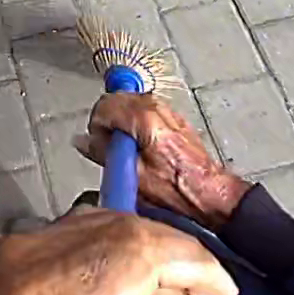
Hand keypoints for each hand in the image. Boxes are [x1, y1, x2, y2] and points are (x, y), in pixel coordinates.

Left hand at [0, 209, 284, 294]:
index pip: (133, 248)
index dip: (192, 265)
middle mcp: (19, 261)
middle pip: (121, 230)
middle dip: (168, 278)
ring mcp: (10, 254)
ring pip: (103, 230)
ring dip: (140, 278)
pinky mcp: (11, 259)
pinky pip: (81, 243)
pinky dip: (112, 274)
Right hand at [75, 93, 250, 228]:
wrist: (212, 196)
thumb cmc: (178, 190)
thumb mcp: (132, 176)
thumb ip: (103, 152)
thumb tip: (81, 141)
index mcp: (144, 119)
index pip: (104, 106)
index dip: (97, 125)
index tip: (100, 143)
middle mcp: (156, 107)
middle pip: (115, 98)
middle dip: (106, 118)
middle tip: (111, 144)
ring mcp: (166, 109)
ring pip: (128, 100)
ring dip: (120, 117)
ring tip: (126, 145)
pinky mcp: (173, 116)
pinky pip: (143, 107)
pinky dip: (134, 118)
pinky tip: (140, 142)